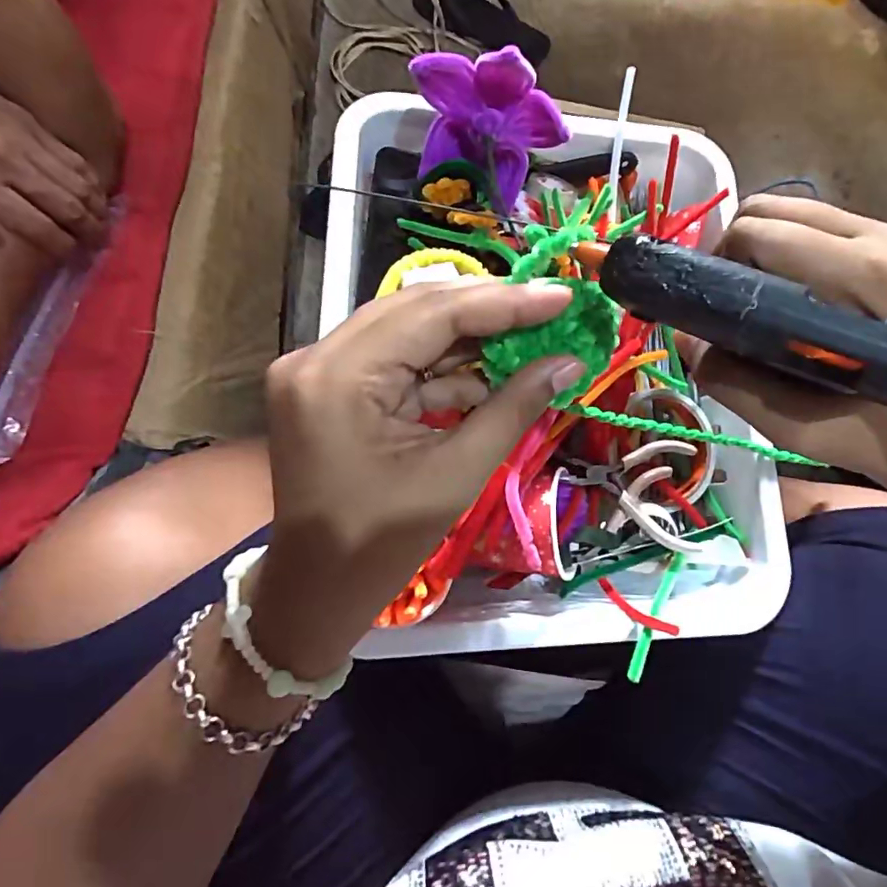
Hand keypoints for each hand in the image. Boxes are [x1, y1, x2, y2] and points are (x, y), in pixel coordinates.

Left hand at [0, 30, 106, 255]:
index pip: (36, 223)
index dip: (60, 245)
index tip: (71, 258)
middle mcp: (8, 158)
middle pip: (67, 203)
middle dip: (89, 229)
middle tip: (99, 244)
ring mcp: (22, 135)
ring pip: (77, 180)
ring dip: (95, 205)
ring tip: (102, 222)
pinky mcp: (27, 118)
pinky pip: (71, 155)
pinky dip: (89, 177)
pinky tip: (93, 191)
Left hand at [247, 281, 585, 674]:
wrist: (316, 590)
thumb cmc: (382, 544)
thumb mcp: (457, 474)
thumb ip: (514, 408)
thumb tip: (570, 364)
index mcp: (339, 376)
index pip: (434, 313)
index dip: (506, 302)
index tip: (562, 297)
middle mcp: (318, 356)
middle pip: (418, 308)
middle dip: (490, 309)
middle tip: (551, 309)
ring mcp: (318, 368)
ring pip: (409, 328)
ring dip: (470, 336)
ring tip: (530, 338)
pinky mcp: (329, 384)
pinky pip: (396, 358)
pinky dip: (444, 365)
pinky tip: (489, 374)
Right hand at [683, 194, 886, 489]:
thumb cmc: (864, 433)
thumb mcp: (787, 423)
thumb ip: (728, 379)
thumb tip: (682, 334)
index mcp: (866, 276)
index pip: (761, 234)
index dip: (718, 263)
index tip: (712, 306)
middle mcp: (884, 239)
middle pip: (771, 210)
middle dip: (733, 248)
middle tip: (728, 298)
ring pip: (790, 209)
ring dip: (758, 245)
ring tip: (755, 293)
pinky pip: (814, 220)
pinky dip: (785, 245)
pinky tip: (787, 287)